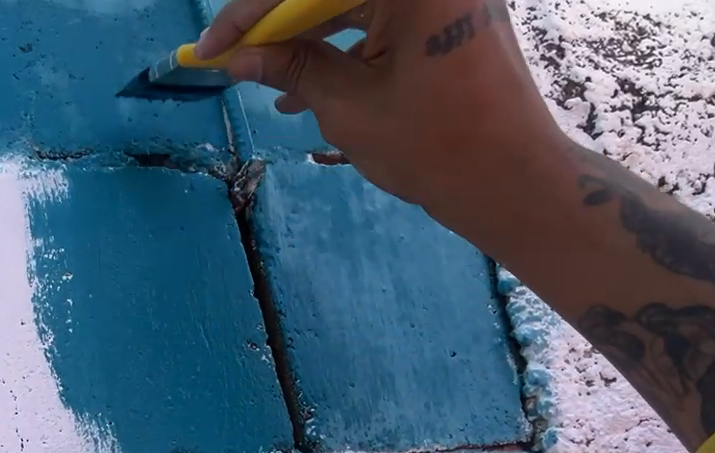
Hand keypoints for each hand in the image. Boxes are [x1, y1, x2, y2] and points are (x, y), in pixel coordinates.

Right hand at [195, 0, 572, 227]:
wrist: (505, 174)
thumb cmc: (431, 144)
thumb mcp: (348, 106)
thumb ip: (294, 69)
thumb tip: (238, 57)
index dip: (251, 11)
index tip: (210, 47)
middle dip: (275, 19)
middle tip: (230, 53)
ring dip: (302, 33)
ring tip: (259, 73)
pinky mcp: (443, 8)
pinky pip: (376, 11)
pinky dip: (337, 42)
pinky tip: (299, 87)